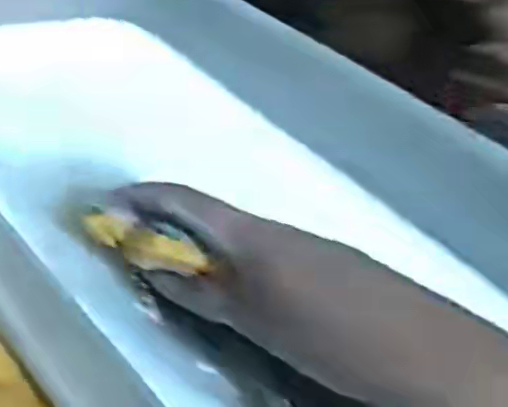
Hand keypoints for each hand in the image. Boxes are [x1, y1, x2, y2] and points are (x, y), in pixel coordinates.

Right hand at [117, 182, 507, 406]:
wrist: (467, 375)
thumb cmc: (338, 338)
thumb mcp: (253, 320)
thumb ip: (196, 289)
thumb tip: (147, 266)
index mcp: (245, 229)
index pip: (172, 194)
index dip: (132, 196)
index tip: (101, 207)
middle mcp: (276, 227)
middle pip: (206, 216)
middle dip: (169, 228)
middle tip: (143, 249)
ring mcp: (319, 248)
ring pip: (244, 239)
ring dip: (211, 250)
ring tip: (198, 278)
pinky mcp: (352, 274)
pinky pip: (278, 257)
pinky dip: (249, 267)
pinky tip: (261, 297)